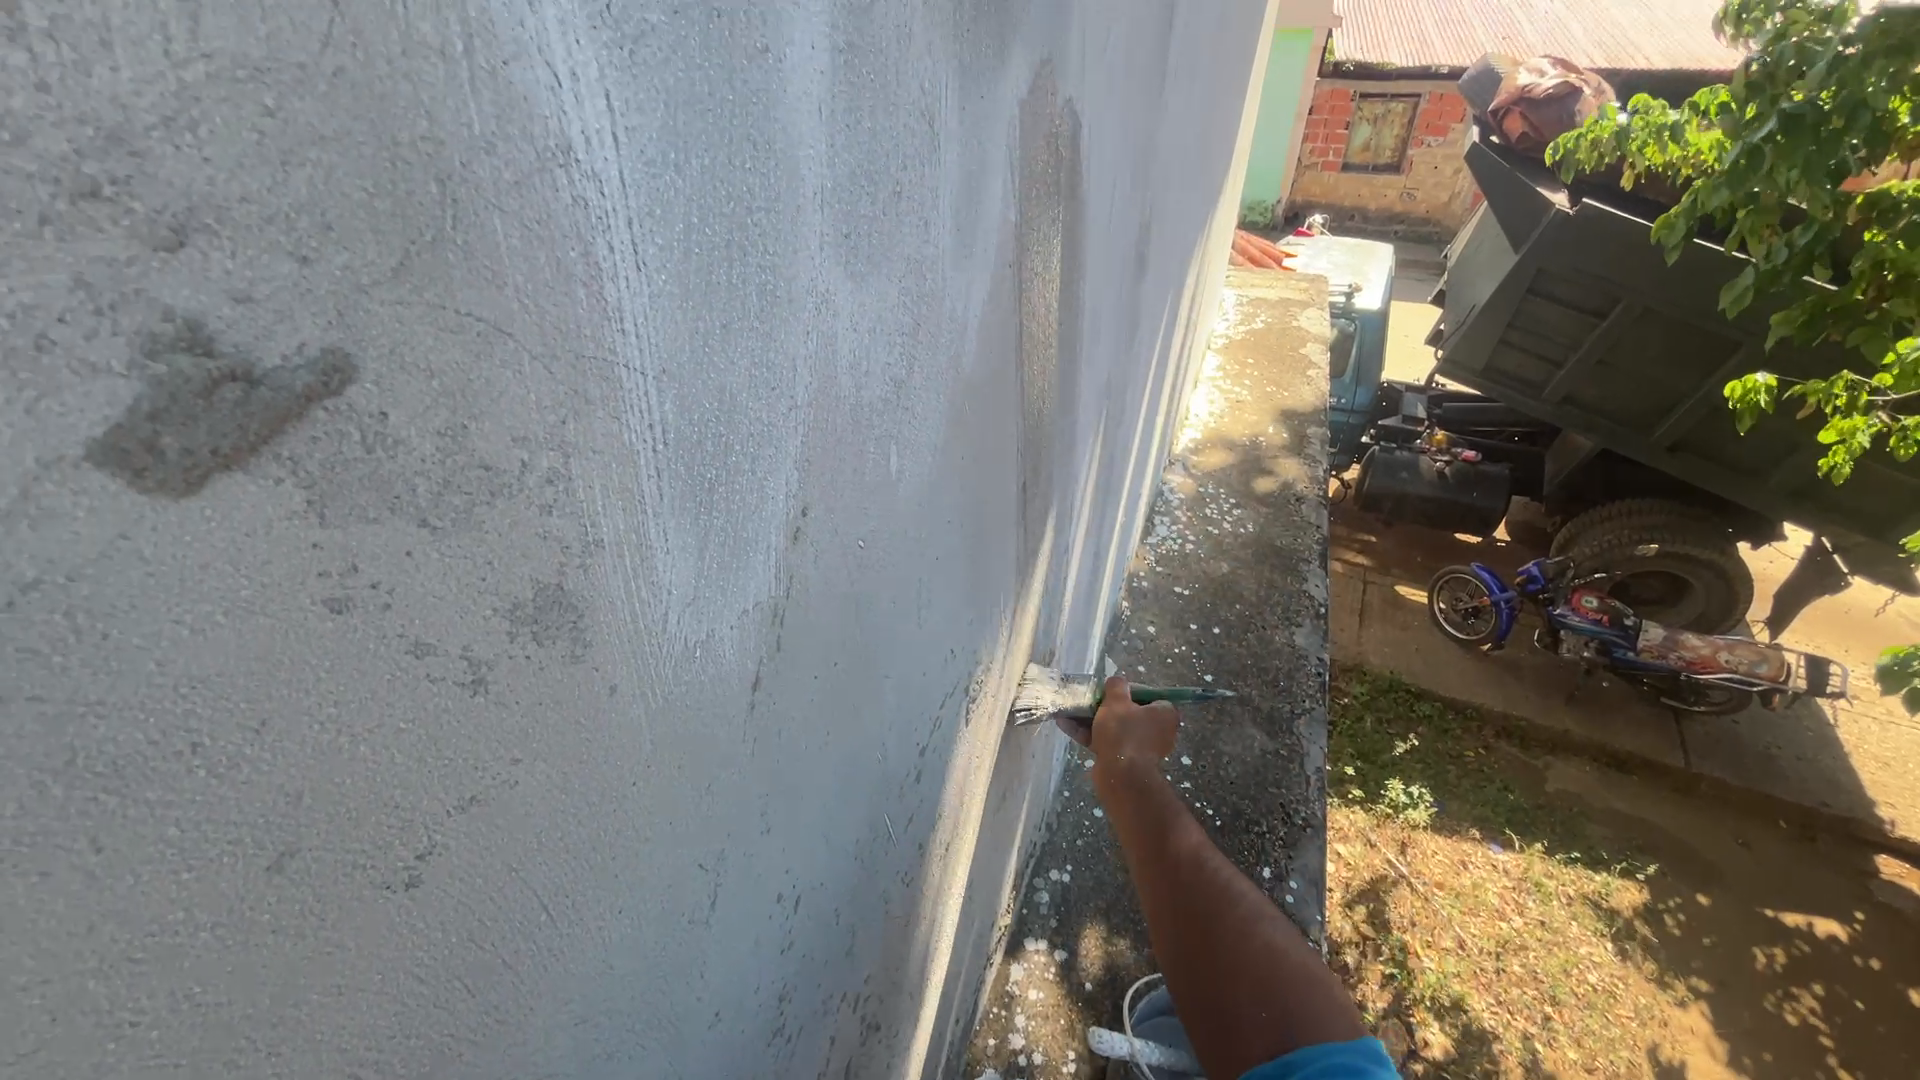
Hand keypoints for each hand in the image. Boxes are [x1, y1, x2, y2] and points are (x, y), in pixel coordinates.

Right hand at [1079, 676, 1178, 772]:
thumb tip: (1116, 681)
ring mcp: (1140, 748)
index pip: (1149, 695)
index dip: (1128, 690)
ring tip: (1069, 710)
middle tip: (1088, 699)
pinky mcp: (1124, 760)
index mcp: (1164, 715)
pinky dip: (1088, 734)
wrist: (1121, 776)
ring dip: (1091, 720)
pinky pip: (1106, 742)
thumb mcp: (1117, 701)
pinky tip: (1065, 725)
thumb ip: (1116, 686)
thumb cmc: (1124, 733)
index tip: (1110, 690)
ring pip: (1114, 728)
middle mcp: (1156, 731)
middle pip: (1128, 712)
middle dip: (1104, 706)